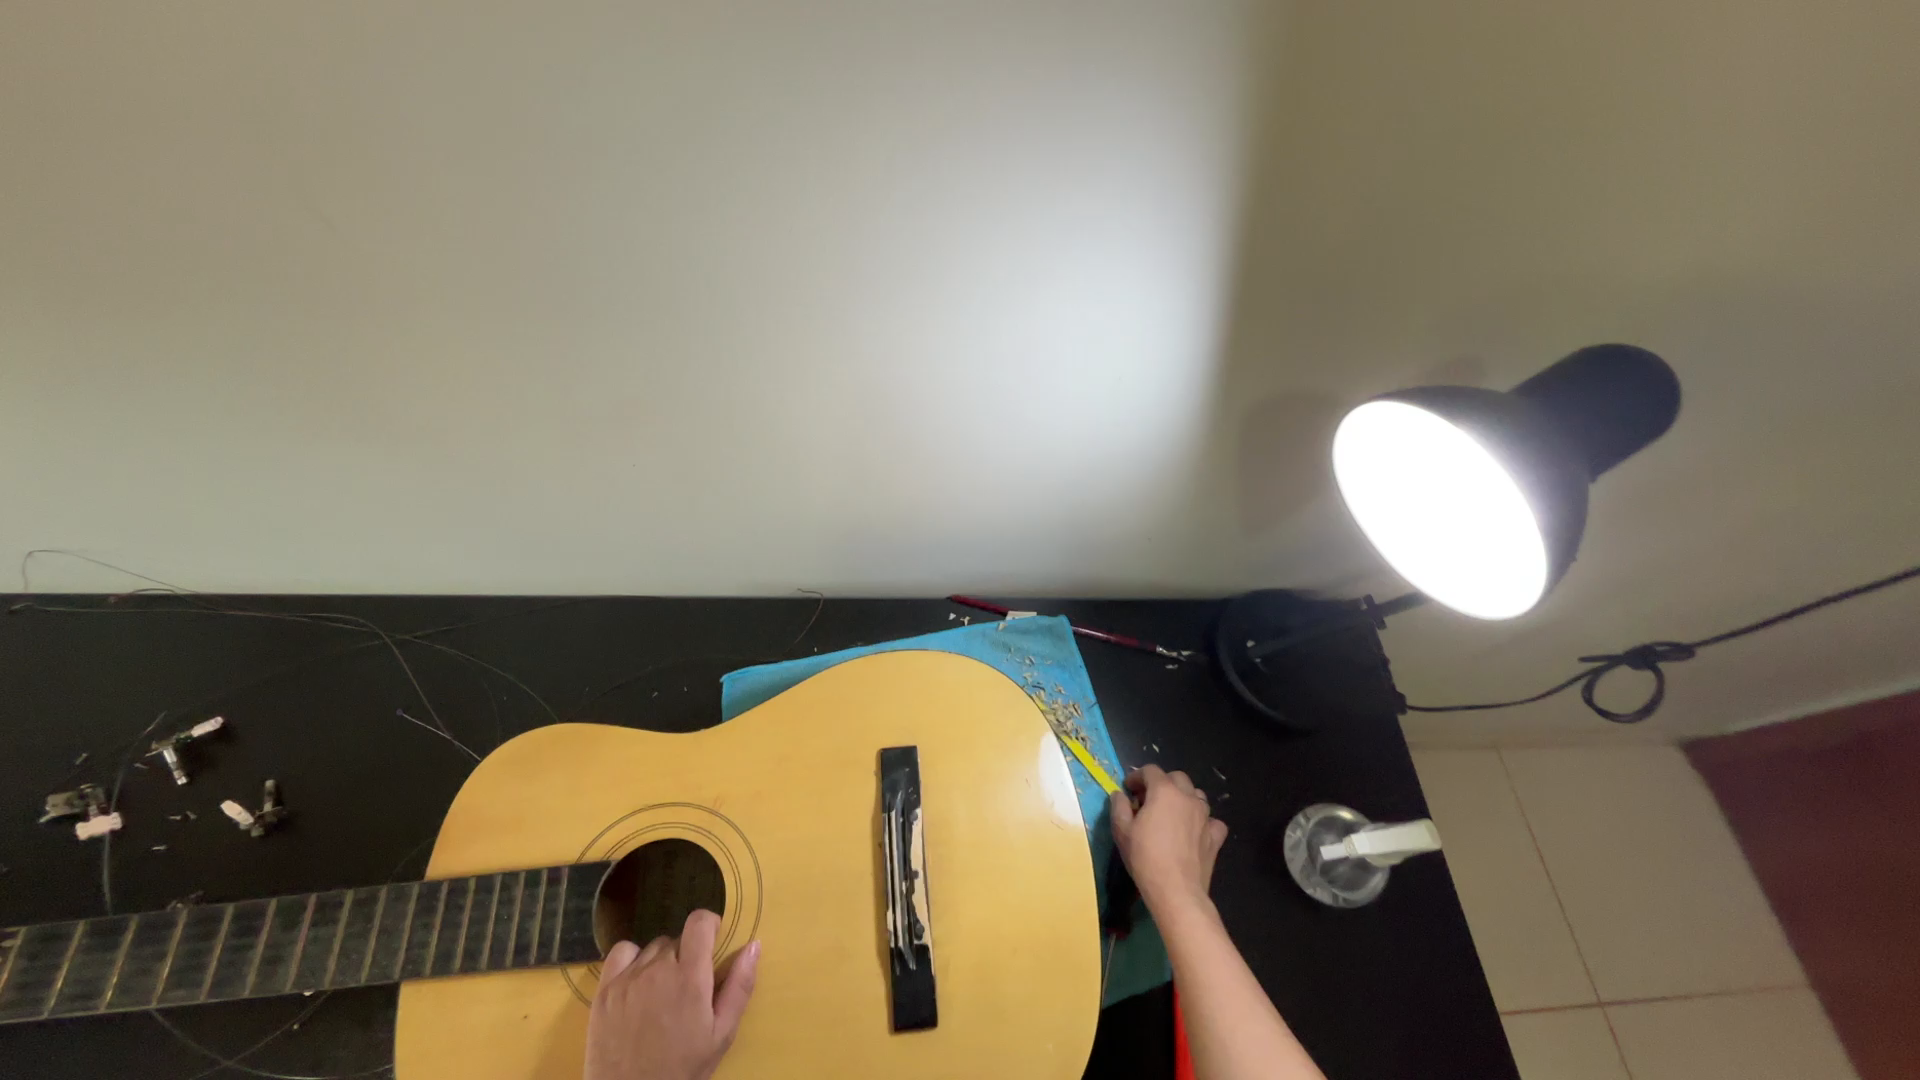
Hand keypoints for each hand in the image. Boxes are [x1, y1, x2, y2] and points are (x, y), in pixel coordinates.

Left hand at [583, 909, 760, 1079]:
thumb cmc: (682, 1070)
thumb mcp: (721, 1034)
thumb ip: (740, 986)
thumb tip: (754, 945)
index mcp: (690, 977)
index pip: (700, 922)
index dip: (709, 926)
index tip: (712, 944)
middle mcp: (658, 968)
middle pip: (678, 939)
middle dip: (687, 955)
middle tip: (687, 989)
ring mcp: (628, 978)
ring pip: (653, 948)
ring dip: (662, 961)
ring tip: (661, 995)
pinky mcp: (604, 990)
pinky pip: (622, 952)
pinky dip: (632, 959)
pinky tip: (636, 983)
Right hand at [1110, 764, 1228, 917]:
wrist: (1176, 890)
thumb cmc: (1145, 857)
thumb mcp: (1121, 830)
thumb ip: (1119, 806)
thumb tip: (1119, 794)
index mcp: (1164, 791)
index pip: (1150, 770)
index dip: (1137, 777)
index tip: (1128, 790)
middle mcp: (1188, 797)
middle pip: (1176, 778)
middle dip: (1162, 783)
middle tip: (1148, 800)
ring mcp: (1205, 816)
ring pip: (1196, 796)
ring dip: (1183, 798)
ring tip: (1171, 813)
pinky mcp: (1216, 836)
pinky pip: (1211, 820)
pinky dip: (1203, 821)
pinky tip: (1194, 831)